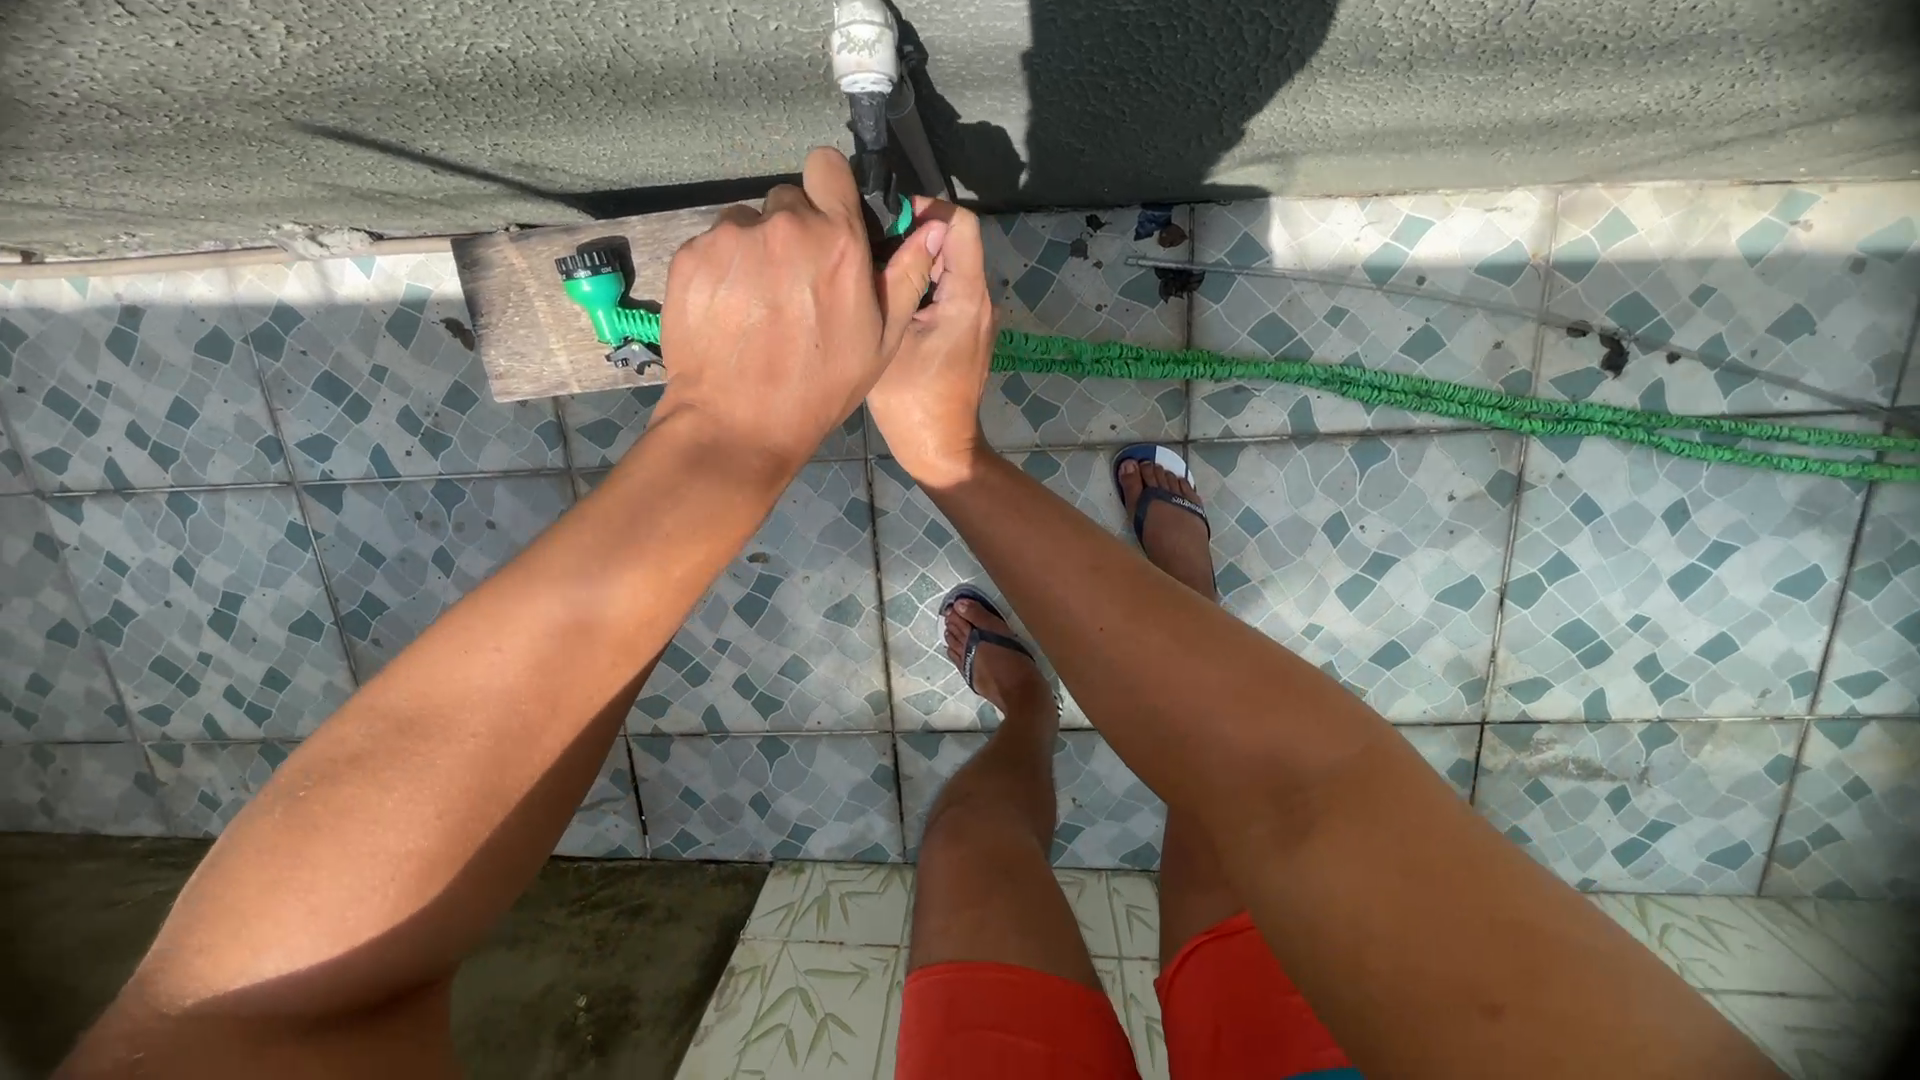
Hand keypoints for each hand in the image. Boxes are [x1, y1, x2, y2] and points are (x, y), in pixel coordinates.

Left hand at [652, 148, 947, 475]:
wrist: (740, 424)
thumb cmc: (821, 388)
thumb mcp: (882, 342)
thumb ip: (906, 276)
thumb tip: (935, 227)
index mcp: (837, 240)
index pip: (827, 165)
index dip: (827, 188)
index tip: (826, 218)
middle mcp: (783, 225)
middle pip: (786, 201)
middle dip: (792, 232)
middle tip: (793, 285)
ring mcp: (731, 240)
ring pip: (746, 225)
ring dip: (754, 252)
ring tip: (756, 306)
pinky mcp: (690, 258)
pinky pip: (710, 247)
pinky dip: (719, 272)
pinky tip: (728, 315)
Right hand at [865, 198, 997, 487]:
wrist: (939, 449)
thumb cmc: (911, 400)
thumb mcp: (891, 337)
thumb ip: (897, 281)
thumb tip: (891, 238)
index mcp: (967, 296)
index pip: (961, 222)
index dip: (927, 209)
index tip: (888, 221)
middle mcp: (981, 301)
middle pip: (955, 243)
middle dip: (915, 236)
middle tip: (870, 249)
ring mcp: (977, 320)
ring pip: (950, 269)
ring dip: (917, 263)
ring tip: (874, 274)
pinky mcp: (967, 335)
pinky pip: (948, 294)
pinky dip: (923, 287)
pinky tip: (889, 304)